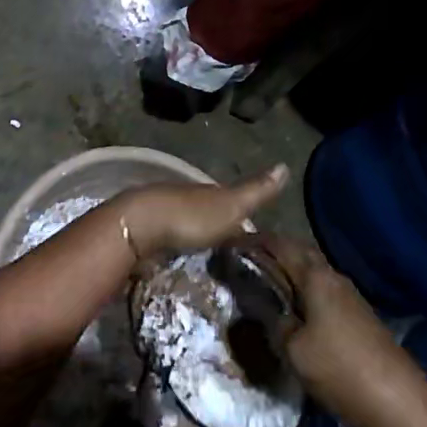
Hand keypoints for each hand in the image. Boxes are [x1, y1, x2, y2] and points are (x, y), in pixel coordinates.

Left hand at [114, 164, 288, 256]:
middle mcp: (190, 199)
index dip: (244, 213)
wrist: (141, 225)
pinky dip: (179, 248)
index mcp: (211, 193)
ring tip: (212, 260)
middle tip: (234, 252)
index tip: (256, 233)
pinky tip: (183, 261)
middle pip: (209, 212)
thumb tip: (286, 165)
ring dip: (198, 238)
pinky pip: (170, 240)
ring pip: (189, 225)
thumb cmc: (192, 216)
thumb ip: (257, 190)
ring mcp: (167, 216)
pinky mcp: (148, 235)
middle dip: (220, 227)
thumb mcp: (232, 205)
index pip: (233, 201)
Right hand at [256, 238, 426, 426]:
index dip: (257, 239)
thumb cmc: (341, 369)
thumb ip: (277, 323)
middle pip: (300, 252)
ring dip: (289, 269)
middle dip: (274, 250)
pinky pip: (322, 288)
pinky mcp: (356, 313)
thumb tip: (265, 307)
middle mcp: (333, 275)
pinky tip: (293, 304)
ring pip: (312, 271)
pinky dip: (302, 287)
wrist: (398, 398)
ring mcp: (348, 294)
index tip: (233, 239)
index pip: (281, 245)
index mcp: (316, 276)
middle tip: (246, 257)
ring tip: (264, 279)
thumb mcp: (296, 351)